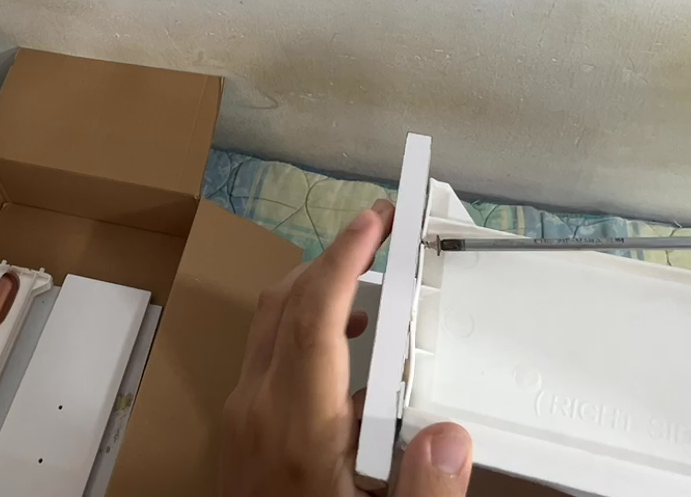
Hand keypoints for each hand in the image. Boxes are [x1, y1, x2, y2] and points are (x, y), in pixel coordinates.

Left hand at [223, 198, 473, 495]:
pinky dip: (306, 330)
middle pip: (286, 301)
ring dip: (317, 291)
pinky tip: (351, 363)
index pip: (314, 312)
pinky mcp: (240, 431)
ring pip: (272, 322)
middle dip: (333, 258)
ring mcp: (241, 416)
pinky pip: (269, 354)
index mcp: (293, 424)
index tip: (375, 220)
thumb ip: (423, 494)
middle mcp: (256, 407)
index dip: (345, 256)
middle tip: (379, 233)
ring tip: (371, 290)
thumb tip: (450, 434)